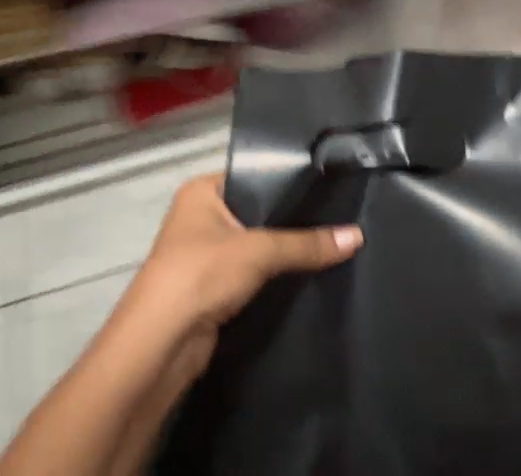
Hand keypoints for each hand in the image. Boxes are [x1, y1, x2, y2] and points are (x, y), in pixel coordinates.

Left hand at [114, 174, 362, 349]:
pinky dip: (275, 279)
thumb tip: (358, 235)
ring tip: (334, 245)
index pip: (254, 176)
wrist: (162, 344)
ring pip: (257, 248)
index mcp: (201, 192)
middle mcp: (200, 217)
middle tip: (341, 218)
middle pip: (258, 213)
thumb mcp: (259, 250)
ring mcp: (205, 255)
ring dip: (284, 254)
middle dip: (292, 222)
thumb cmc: (201, 274)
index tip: (331, 187)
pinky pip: (254, 276)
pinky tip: (309, 277)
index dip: (289, 183)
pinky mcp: (213, 290)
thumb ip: (308, 244)